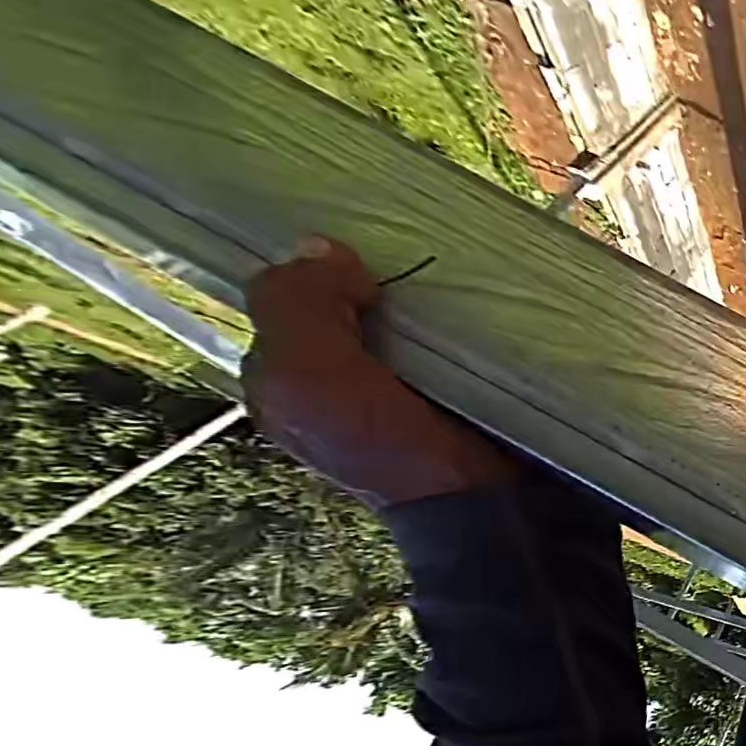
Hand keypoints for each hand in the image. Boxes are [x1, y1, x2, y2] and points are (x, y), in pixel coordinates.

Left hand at [242, 236, 515, 507]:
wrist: (465, 496)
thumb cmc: (381, 439)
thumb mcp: (308, 369)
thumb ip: (296, 303)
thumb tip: (324, 249)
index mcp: (280, 379)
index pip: (285, 301)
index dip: (312, 274)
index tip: (357, 272)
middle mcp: (326, 382)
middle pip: (338, 307)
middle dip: (363, 286)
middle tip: (402, 279)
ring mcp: (384, 390)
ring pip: (387, 323)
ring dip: (409, 305)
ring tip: (437, 293)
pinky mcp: (434, 394)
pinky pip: (430, 344)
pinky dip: (441, 327)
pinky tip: (457, 321)